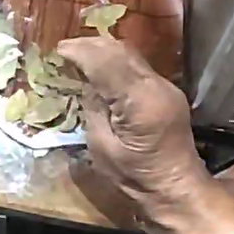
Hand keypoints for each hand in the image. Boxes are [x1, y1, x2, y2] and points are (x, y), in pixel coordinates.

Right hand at [56, 37, 214, 232]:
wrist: (175, 188)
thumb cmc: (134, 177)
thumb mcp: (101, 147)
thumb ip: (92, 110)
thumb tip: (84, 85)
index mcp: (139, 102)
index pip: (106, 63)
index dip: (80, 52)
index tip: (58, 51)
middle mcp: (156, 86)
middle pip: (120, 51)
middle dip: (89, 45)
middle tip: (63, 50)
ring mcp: (164, 86)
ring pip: (130, 54)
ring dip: (102, 49)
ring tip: (77, 54)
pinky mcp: (165, 91)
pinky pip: (136, 65)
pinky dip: (113, 60)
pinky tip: (98, 67)